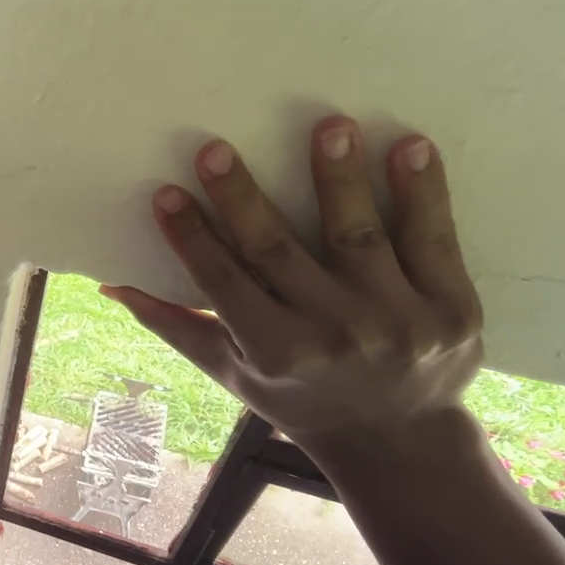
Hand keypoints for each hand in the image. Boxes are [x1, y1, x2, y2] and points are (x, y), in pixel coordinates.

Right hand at [103, 117, 482, 455]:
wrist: (395, 439)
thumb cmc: (295, 398)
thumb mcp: (229, 370)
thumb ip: (176, 324)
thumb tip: (114, 287)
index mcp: (273, 351)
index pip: (220, 281)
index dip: (190, 236)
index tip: (167, 193)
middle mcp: (332, 334)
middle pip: (277, 251)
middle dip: (241, 198)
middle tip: (216, 149)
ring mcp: (396, 319)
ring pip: (357, 235)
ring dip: (339, 179)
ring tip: (330, 126)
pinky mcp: (451, 307)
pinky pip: (433, 240)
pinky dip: (423, 193)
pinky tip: (409, 148)